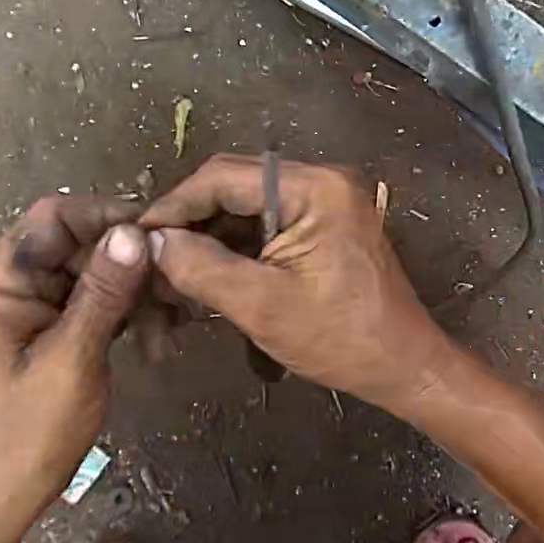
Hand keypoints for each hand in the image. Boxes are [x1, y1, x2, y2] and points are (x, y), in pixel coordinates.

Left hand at [0, 197, 152, 538]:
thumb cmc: (20, 442)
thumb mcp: (71, 363)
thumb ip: (103, 294)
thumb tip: (134, 232)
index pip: (51, 220)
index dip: (106, 216)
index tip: (157, 235)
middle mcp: (3, 292)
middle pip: (71, 249)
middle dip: (125, 266)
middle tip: (172, 294)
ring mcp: (20, 318)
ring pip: (83, 281)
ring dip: (127, 298)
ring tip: (165, 333)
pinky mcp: (36, 340)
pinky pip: (81, 311)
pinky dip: (114, 320)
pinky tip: (148, 342)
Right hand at [140, 154, 455, 409]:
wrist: (404, 366)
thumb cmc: (340, 339)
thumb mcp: (262, 305)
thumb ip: (202, 267)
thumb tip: (154, 241)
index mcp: (313, 187)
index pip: (222, 176)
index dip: (175, 204)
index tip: (140, 236)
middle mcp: (320, 180)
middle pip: (233, 184)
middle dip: (190, 218)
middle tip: (154, 253)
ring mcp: (325, 201)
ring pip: (245, 205)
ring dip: (210, 233)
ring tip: (175, 268)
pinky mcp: (323, 224)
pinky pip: (266, 223)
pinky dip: (234, 245)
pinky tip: (210, 272)